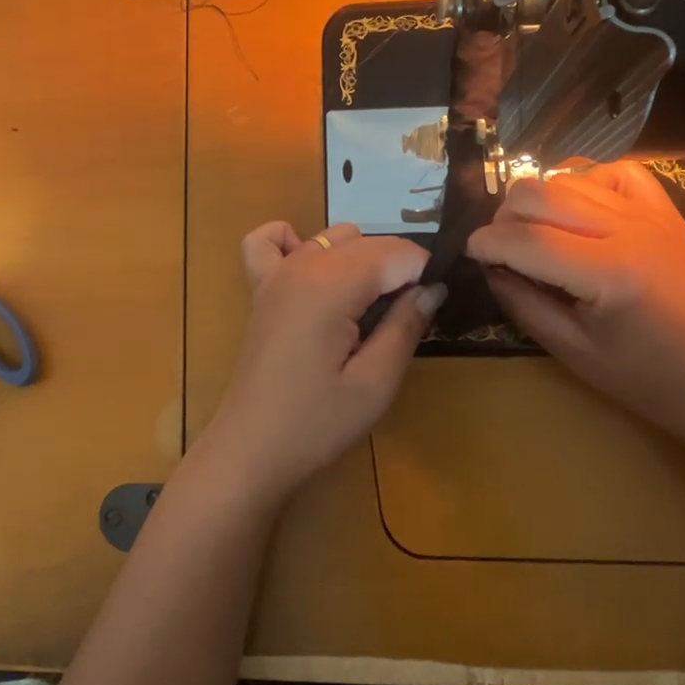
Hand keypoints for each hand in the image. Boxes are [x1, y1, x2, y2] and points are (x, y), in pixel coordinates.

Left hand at [194, 222, 443, 504]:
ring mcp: (276, 273)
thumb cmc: (316, 423)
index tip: (431, 311)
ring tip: (370, 305)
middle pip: (369, 241)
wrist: (250, 448)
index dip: (425, 276)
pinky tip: (314, 269)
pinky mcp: (259, 288)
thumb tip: (434, 287)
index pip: (398, 253)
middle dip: (399, 268)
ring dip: (361, 257)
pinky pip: (270, 240)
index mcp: (332, 284)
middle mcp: (302, 264)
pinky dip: (294, 241)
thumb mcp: (375, 383)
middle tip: (409, 317)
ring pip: (333, 236)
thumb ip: (406, 325)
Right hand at [466, 161, 684, 445]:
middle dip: (505, 217)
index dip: (486, 243)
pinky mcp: (666, 210)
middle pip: (540, 193)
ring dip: (537, 199)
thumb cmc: (646, 379)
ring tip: (533, 233)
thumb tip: (488, 267)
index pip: (526, 238)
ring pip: (570, 176)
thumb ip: (522, 303)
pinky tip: (576, 208)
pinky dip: (584, 180)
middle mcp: (629, 230)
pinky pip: (615, 170)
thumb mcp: (571, 351)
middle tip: (501, 249)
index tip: (470, 255)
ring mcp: (651, 214)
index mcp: (609, 274)